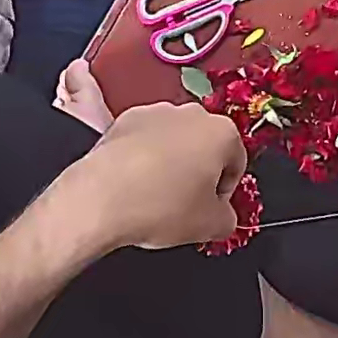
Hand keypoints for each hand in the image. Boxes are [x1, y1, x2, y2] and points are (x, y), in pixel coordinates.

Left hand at [56, 102, 247, 251]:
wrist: (100, 197)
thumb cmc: (162, 207)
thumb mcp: (212, 226)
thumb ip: (228, 218)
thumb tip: (223, 216)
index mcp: (223, 132)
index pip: (236, 163)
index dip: (225, 191)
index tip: (210, 209)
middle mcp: (194, 114)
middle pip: (206, 146)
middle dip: (199, 171)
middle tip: (184, 203)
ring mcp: (158, 111)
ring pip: (175, 140)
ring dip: (171, 161)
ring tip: (154, 194)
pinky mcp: (126, 117)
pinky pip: (145, 138)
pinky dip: (143, 155)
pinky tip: (133, 181)